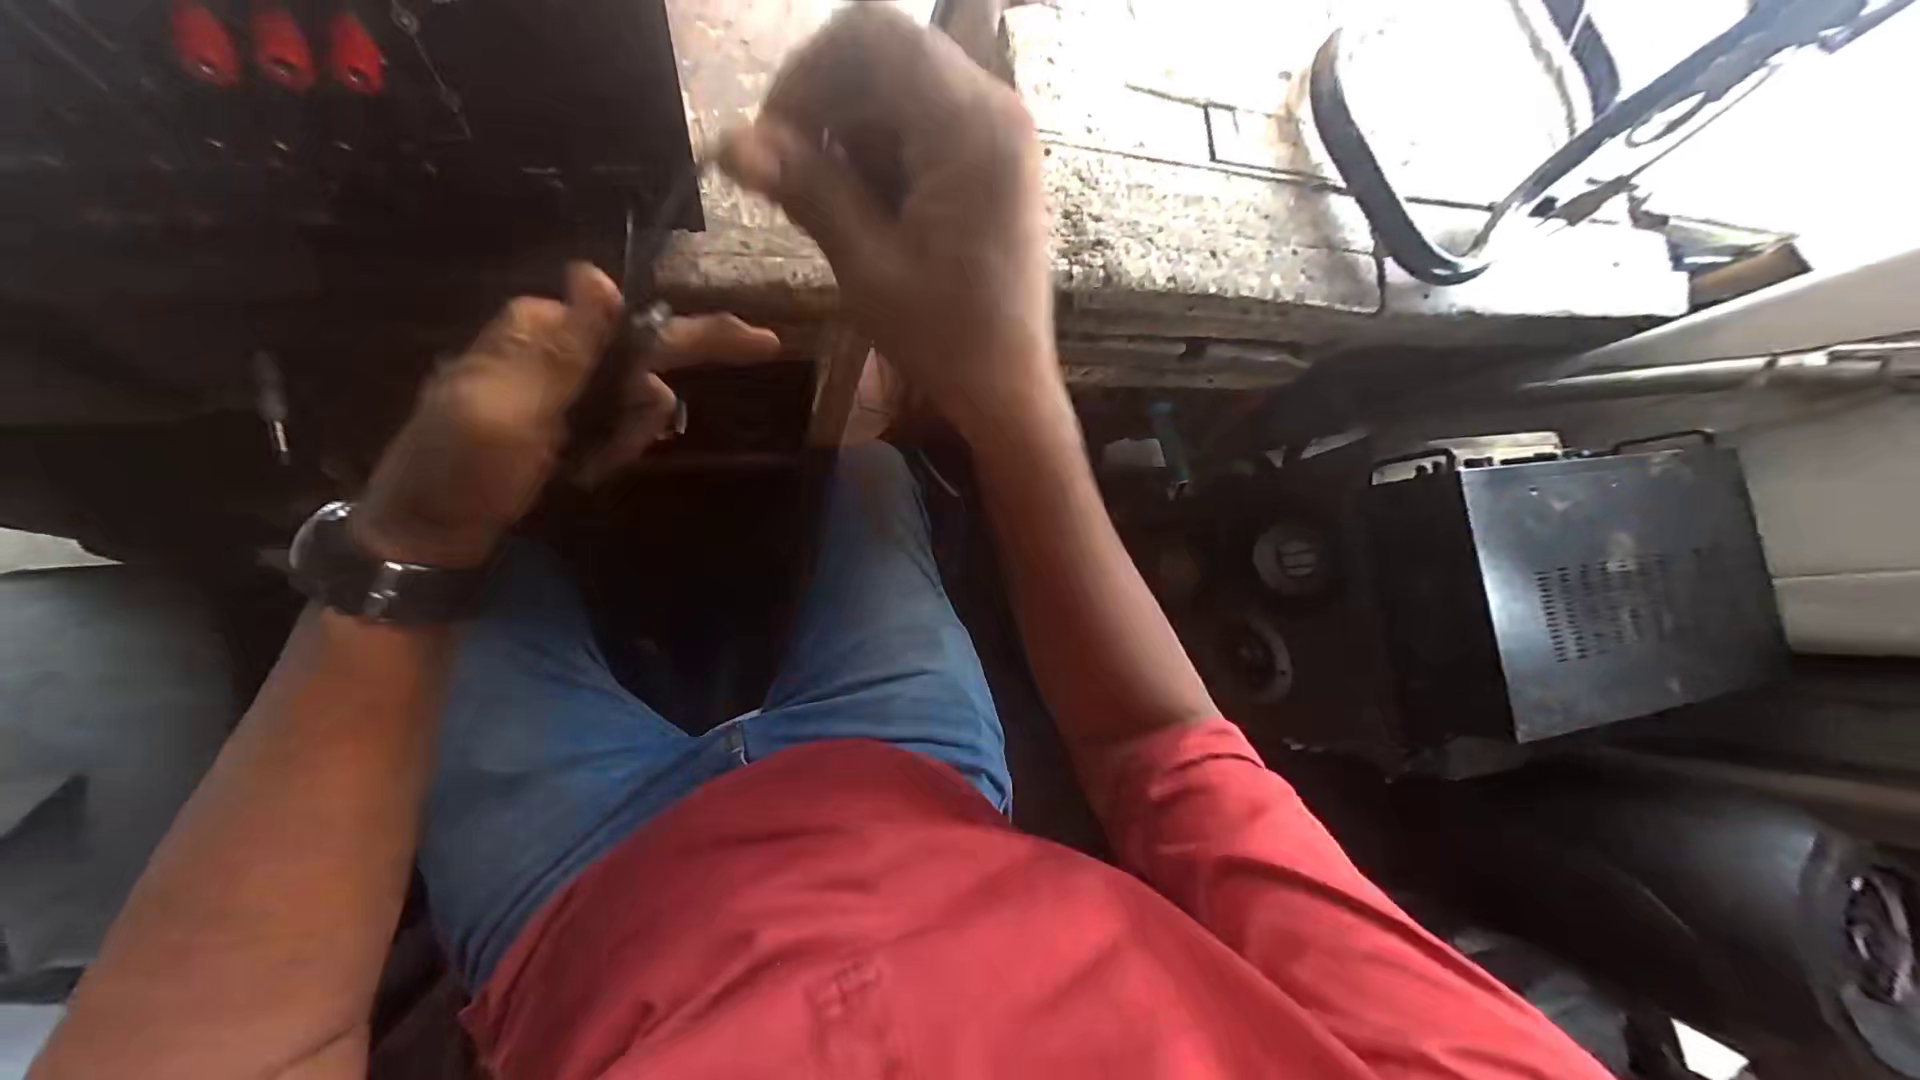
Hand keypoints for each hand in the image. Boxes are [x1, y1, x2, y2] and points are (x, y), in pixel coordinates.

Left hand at [354, 262, 779, 566]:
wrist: (436, 531)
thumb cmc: (465, 468)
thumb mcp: (507, 407)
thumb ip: (557, 348)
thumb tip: (597, 274)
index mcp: (542, 333)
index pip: (638, 320)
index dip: (698, 334)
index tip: (759, 343)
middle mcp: (560, 350)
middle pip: (649, 347)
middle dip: (699, 354)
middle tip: (765, 342)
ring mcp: (566, 388)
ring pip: (641, 397)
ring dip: (634, 433)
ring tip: (591, 468)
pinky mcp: (569, 421)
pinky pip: (622, 426)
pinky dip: (619, 451)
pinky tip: (587, 472)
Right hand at [719, 5, 1063, 444]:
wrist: (1006, 385)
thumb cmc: (942, 337)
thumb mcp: (866, 264)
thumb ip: (806, 188)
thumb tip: (729, 142)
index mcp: (970, 126)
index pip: (871, 36)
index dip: (805, 75)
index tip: (774, 140)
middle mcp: (996, 110)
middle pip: (889, 57)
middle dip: (831, 109)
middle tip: (799, 179)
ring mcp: (1003, 137)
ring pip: (905, 92)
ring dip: (858, 136)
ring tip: (846, 211)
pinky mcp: (998, 165)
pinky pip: (930, 127)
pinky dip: (889, 155)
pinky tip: (878, 211)